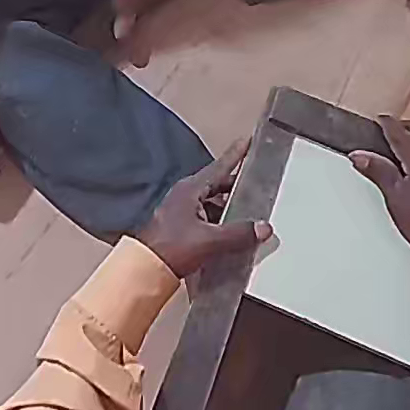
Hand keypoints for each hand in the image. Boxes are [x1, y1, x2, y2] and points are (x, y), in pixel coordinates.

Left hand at [136, 141, 271, 277]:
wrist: (146, 269)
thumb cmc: (172, 248)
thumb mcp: (210, 240)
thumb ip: (239, 233)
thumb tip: (263, 228)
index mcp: (190, 189)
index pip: (219, 167)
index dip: (235, 154)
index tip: (247, 141)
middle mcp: (186, 195)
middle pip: (218, 185)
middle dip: (237, 186)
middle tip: (257, 184)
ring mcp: (182, 209)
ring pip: (213, 202)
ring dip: (229, 206)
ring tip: (250, 213)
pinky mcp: (182, 225)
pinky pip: (207, 216)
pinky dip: (221, 220)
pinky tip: (232, 231)